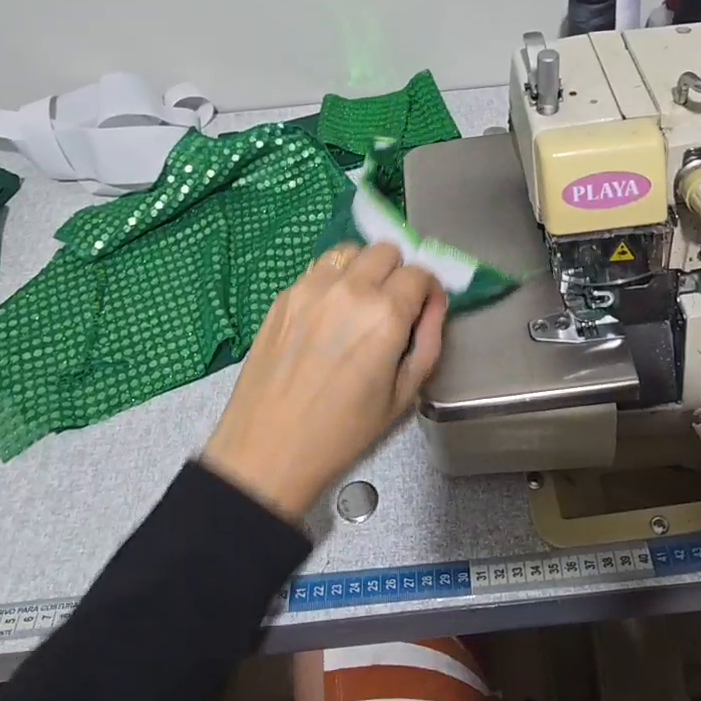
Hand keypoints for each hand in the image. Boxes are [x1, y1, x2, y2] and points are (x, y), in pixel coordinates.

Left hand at [202, 243, 448, 524]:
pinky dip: (332, 282)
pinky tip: (326, 318)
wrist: (267, 450)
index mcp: (385, 314)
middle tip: (392, 306)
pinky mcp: (283, 295)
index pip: (420, 273)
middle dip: (396, 272)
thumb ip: (429, 340)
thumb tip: (433, 304)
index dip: (427, 290)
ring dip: (362, 269)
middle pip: (385, 249)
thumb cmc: (343, 432)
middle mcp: (349, 289)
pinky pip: (318, 270)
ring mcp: (311, 288)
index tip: (422, 309)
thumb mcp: (404, 395)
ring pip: (349, 252)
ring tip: (358, 306)